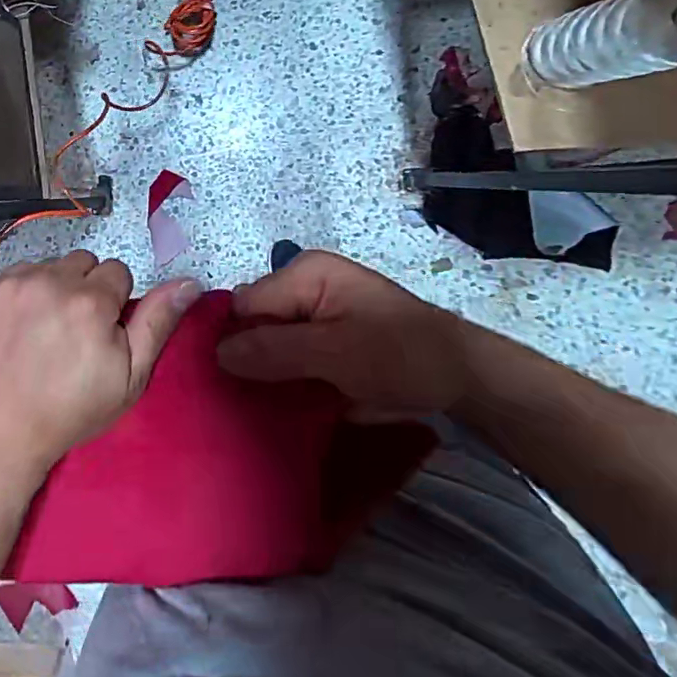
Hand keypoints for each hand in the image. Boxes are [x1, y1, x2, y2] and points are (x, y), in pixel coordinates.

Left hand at [0, 251, 202, 485]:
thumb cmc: (72, 409)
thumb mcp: (129, 377)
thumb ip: (158, 322)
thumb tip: (189, 282)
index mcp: (92, 301)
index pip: (119, 272)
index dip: (115, 302)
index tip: (102, 331)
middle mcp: (53, 281)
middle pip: (85, 262)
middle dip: (87, 288)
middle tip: (76, 329)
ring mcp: (16, 282)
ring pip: (53, 264)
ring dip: (57, 286)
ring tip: (47, 327)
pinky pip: (21, 271)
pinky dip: (27, 290)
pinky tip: (23, 324)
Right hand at [217, 250, 479, 421]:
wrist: (460, 379)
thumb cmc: (400, 355)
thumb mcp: (334, 352)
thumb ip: (274, 350)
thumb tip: (216, 354)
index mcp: (305, 272)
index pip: (244, 303)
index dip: (232, 339)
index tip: (222, 380)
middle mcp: (303, 286)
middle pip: (253, 321)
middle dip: (244, 356)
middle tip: (235, 396)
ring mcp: (313, 314)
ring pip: (266, 342)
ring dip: (261, 371)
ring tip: (248, 404)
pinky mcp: (322, 340)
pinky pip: (286, 356)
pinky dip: (280, 377)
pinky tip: (272, 402)